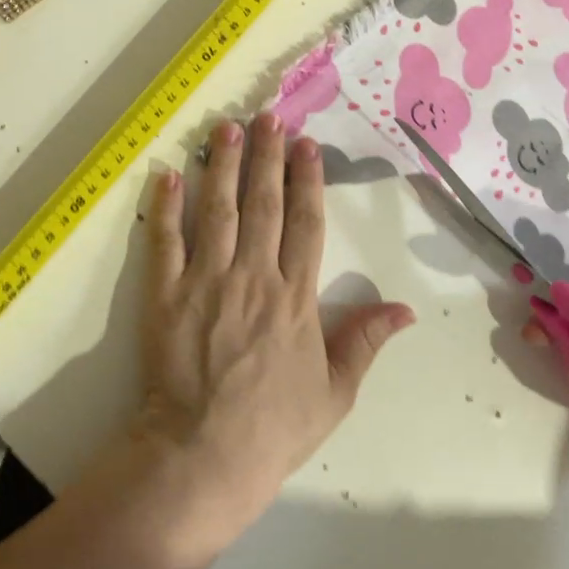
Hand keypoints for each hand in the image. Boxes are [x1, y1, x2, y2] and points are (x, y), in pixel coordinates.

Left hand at [135, 113, 414, 539]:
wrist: (205, 452)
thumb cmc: (274, 426)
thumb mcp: (335, 392)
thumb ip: (365, 341)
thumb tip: (405, 307)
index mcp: (295, 298)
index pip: (305, 224)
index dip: (307, 180)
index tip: (306, 144)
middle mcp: (252, 277)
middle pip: (262, 204)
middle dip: (266, 156)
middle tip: (267, 116)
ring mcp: (205, 281)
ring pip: (217, 210)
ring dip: (223, 165)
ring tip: (226, 127)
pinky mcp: (164, 293)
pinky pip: (165, 241)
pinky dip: (166, 206)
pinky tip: (170, 173)